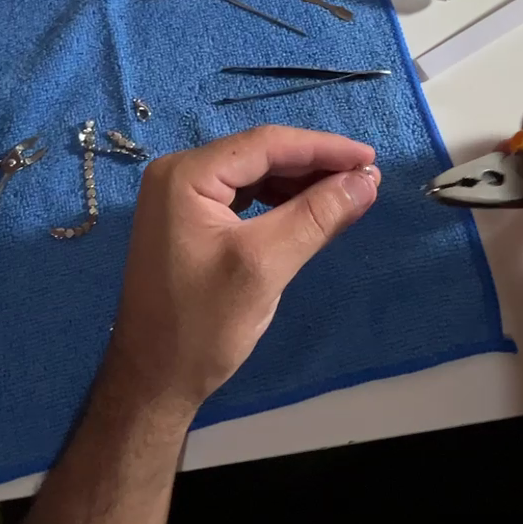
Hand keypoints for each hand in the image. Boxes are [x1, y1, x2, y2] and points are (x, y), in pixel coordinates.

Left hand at [106, 125, 379, 411]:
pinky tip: (308, 208)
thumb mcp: (265, 266)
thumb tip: (366, 182)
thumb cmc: (202, 325)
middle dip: (313, 164)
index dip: (322, 147)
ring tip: (346, 193)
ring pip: (253, 174)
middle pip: (259, 154)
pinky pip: (242, 195)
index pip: (265, 144)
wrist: (153, 379)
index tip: (369, 159)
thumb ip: (316, 216)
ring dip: (299, 182)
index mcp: (186, 174)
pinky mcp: (189, 217)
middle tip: (365, 178)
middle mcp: (179, 172)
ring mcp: (181, 195)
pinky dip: (278, 200)